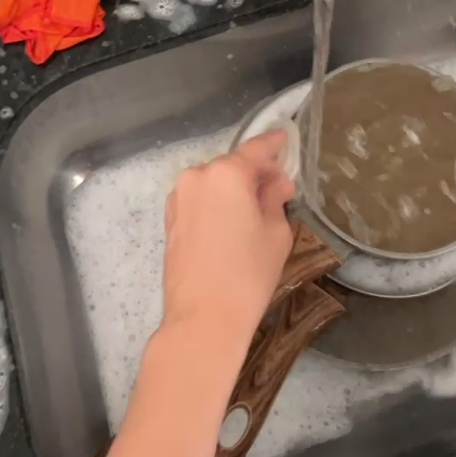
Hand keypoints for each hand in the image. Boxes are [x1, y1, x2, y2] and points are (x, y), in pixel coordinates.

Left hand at [160, 130, 296, 345]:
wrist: (203, 318)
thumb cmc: (247, 274)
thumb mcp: (275, 233)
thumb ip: (275, 199)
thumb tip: (276, 183)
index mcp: (226, 173)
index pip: (256, 149)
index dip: (274, 144)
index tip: (285, 138)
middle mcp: (197, 176)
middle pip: (232, 166)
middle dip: (255, 174)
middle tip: (279, 189)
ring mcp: (179, 197)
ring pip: (214, 183)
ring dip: (233, 190)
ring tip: (255, 211)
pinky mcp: (170, 219)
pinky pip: (199, 200)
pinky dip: (216, 203)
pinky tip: (231, 224)